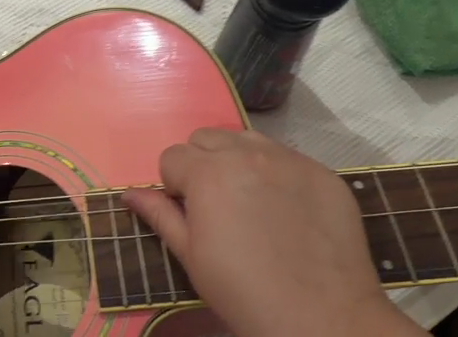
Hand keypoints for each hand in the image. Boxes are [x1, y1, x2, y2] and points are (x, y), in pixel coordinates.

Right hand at [124, 129, 423, 336]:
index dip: (175, 188)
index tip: (193, 217)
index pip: (172, 157)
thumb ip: (161, 217)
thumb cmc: (247, 295)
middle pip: (206, 138)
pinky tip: (288, 211)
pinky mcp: (321, 171)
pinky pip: (286, 157)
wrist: (327, 322)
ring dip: (238, 161)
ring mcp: (288, 158)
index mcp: (207, 173)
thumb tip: (130, 193)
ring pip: (245, 138)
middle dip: (203, 165)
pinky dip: (278, 174)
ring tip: (253, 203)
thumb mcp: (193, 260)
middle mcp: (245, 152)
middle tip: (219, 208)